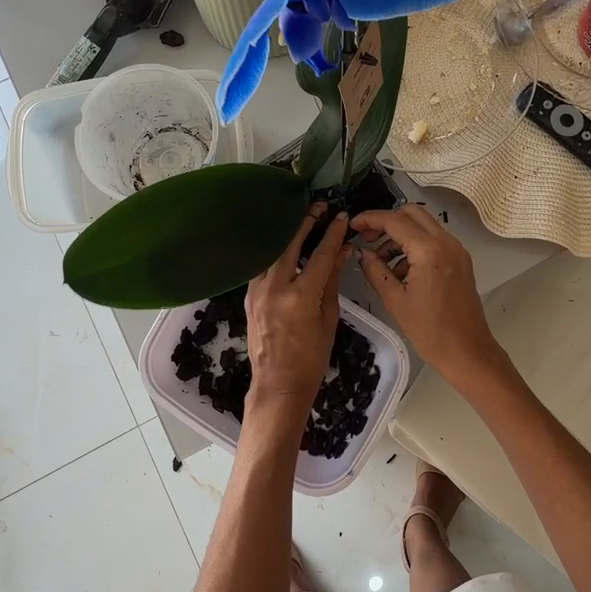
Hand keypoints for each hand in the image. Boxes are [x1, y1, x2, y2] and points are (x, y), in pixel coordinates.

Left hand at [244, 204, 349, 414]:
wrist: (278, 384)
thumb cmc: (311, 358)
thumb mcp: (329, 318)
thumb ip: (332, 281)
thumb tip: (342, 252)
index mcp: (301, 297)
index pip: (321, 254)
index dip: (332, 233)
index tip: (340, 216)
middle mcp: (276, 288)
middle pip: (290, 243)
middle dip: (306, 222)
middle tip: (317, 207)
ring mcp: (257, 291)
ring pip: (272, 251)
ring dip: (287, 233)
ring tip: (300, 219)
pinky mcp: (248, 296)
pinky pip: (262, 266)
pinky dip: (274, 252)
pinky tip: (283, 246)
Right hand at [352, 206, 508, 387]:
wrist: (467, 351)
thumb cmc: (430, 331)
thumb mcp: (395, 301)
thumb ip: (376, 271)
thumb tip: (363, 253)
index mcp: (429, 251)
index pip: (394, 221)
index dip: (370, 219)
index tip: (353, 225)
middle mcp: (446, 242)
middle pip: (412, 213)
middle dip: (387, 221)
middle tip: (367, 239)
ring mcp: (456, 250)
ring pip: (424, 225)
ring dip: (401, 234)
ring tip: (382, 262)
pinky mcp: (460, 260)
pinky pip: (434, 240)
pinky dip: (415, 245)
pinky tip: (402, 271)